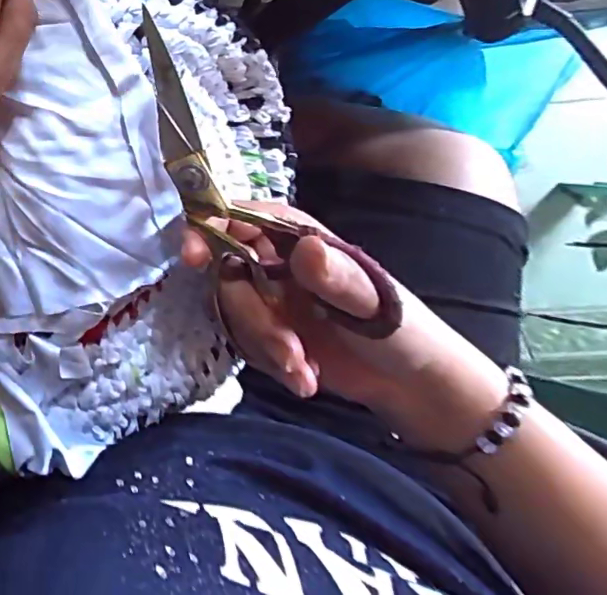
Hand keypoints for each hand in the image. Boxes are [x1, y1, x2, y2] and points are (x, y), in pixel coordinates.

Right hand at [182, 202, 509, 451]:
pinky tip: (304, 377)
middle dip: (251, 316)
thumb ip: (338, 277)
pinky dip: (269, 363)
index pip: (232, 216)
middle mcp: (268, 256)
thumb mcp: (374, 303)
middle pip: (225, 271)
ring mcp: (263, 293)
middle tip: (288, 350)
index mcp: (291, 233)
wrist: (414, 389)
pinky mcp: (262, 328)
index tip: (192, 257)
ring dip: (262, 344)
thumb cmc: (403, 329)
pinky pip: (241, 340)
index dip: (205, 229)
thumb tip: (304, 247)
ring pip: (230, 309)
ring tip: (305, 370)